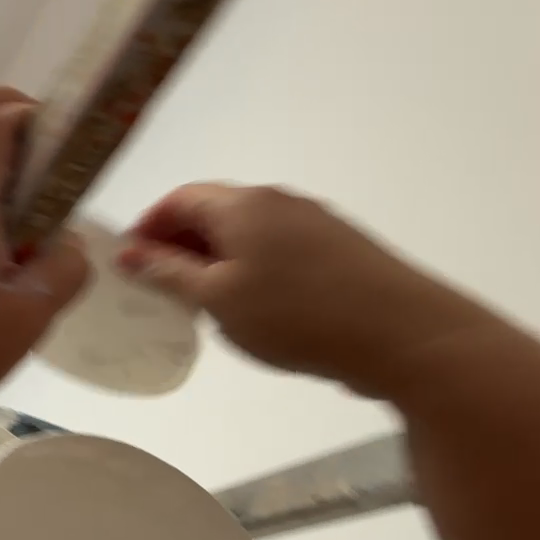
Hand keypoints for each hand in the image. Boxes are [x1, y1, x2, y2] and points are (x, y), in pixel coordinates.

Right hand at [118, 183, 503, 401]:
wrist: (412, 340)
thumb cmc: (296, 314)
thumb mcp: (215, 297)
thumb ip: (166, 272)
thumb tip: (127, 253)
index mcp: (244, 205)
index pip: (178, 199)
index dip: (146, 227)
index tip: (128, 265)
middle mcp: (280, 202)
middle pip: (211, 211)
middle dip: (176, 243)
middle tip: (155, 285)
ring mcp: (315, 223)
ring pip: (243, 231)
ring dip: (210, 257)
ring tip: (197, 299)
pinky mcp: (340, 248)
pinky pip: (273, 246)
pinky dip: (245, 266)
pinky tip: (245, 303)